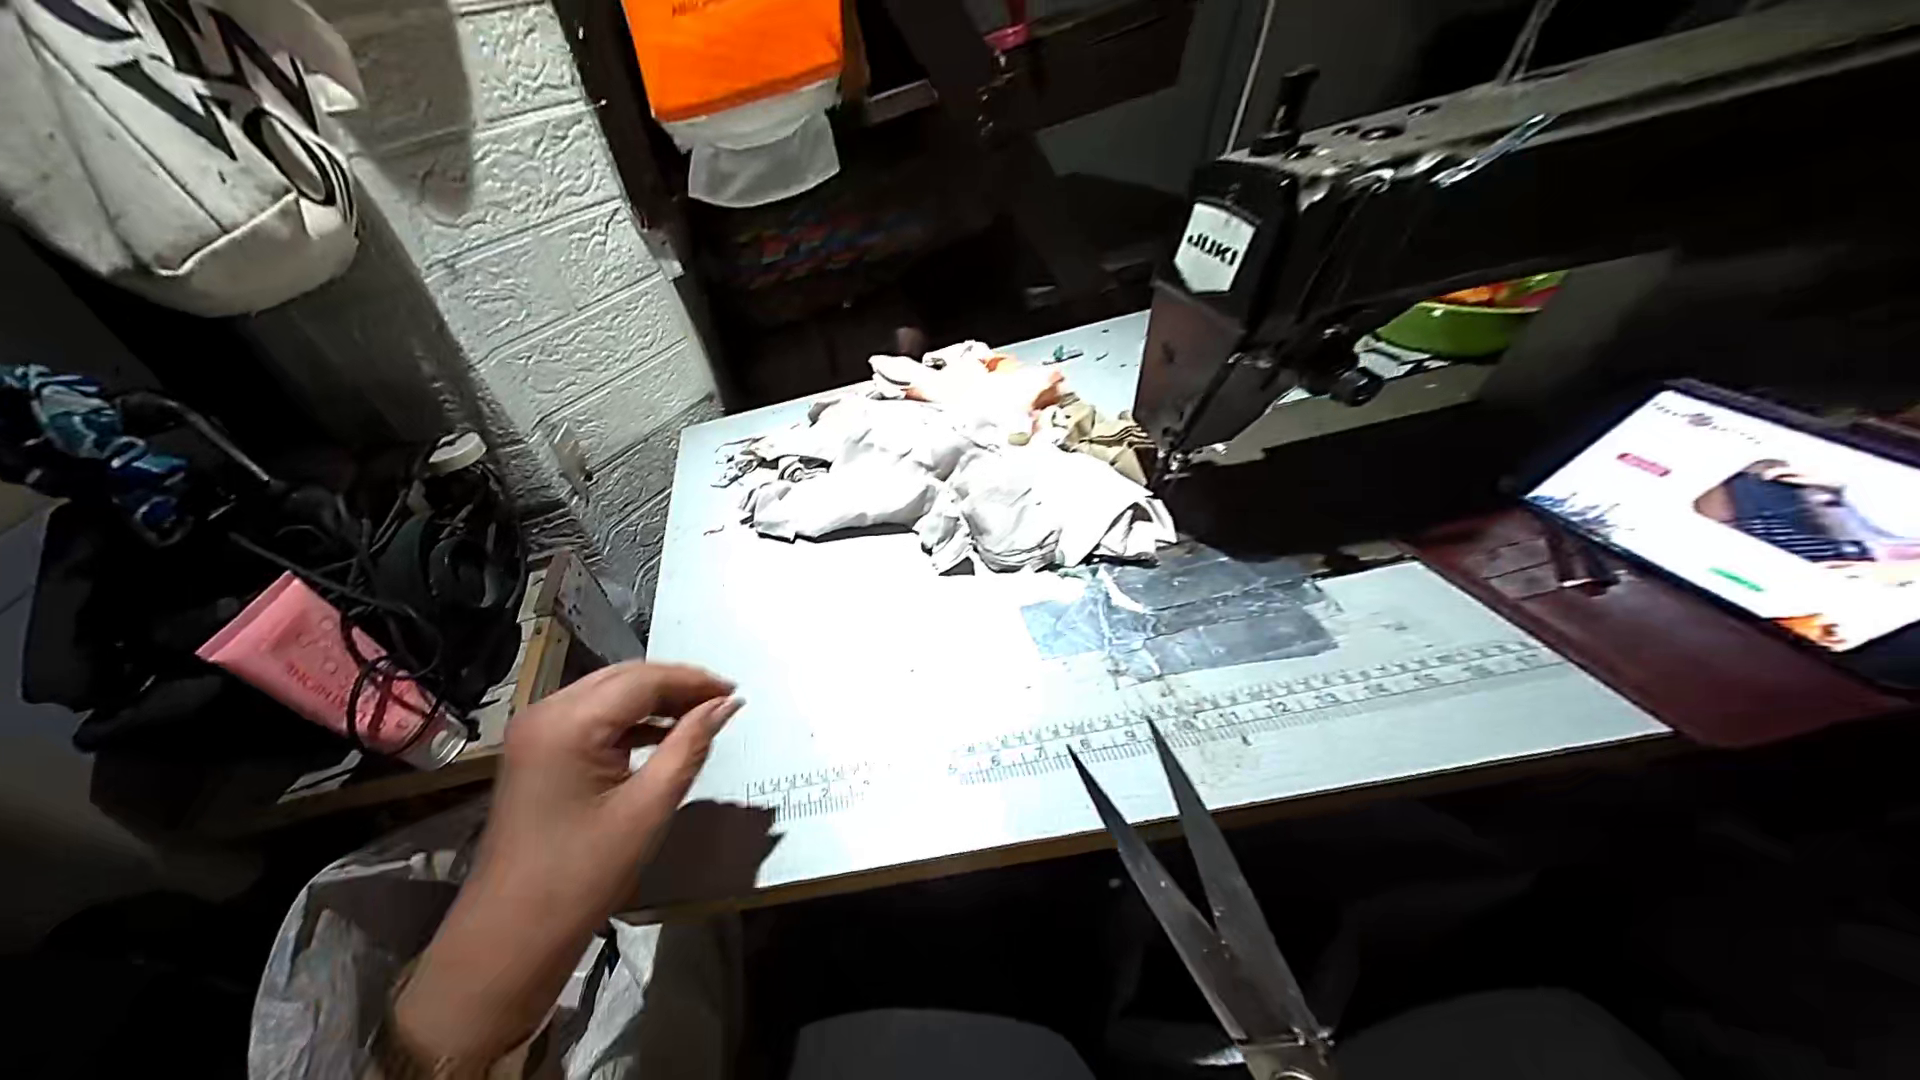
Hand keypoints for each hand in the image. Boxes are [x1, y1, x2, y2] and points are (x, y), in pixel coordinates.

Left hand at [392, 662, 740, 1073]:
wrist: (510, 937)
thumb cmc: (583, 874)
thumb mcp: (649, 807)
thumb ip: (691, 744)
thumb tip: (726, 705)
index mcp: (568, 724)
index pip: (644, 680)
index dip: (693, 681)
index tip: (735, 692)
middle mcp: (546, 713)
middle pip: (624, 678)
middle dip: (676, 685)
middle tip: (722, 700)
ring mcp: (536, 731)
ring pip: (609, 692)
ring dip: (655, 699)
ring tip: (701, 714)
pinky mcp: (537, 750)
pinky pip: (593, 716)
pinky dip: (631, 718)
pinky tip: (663, 733)